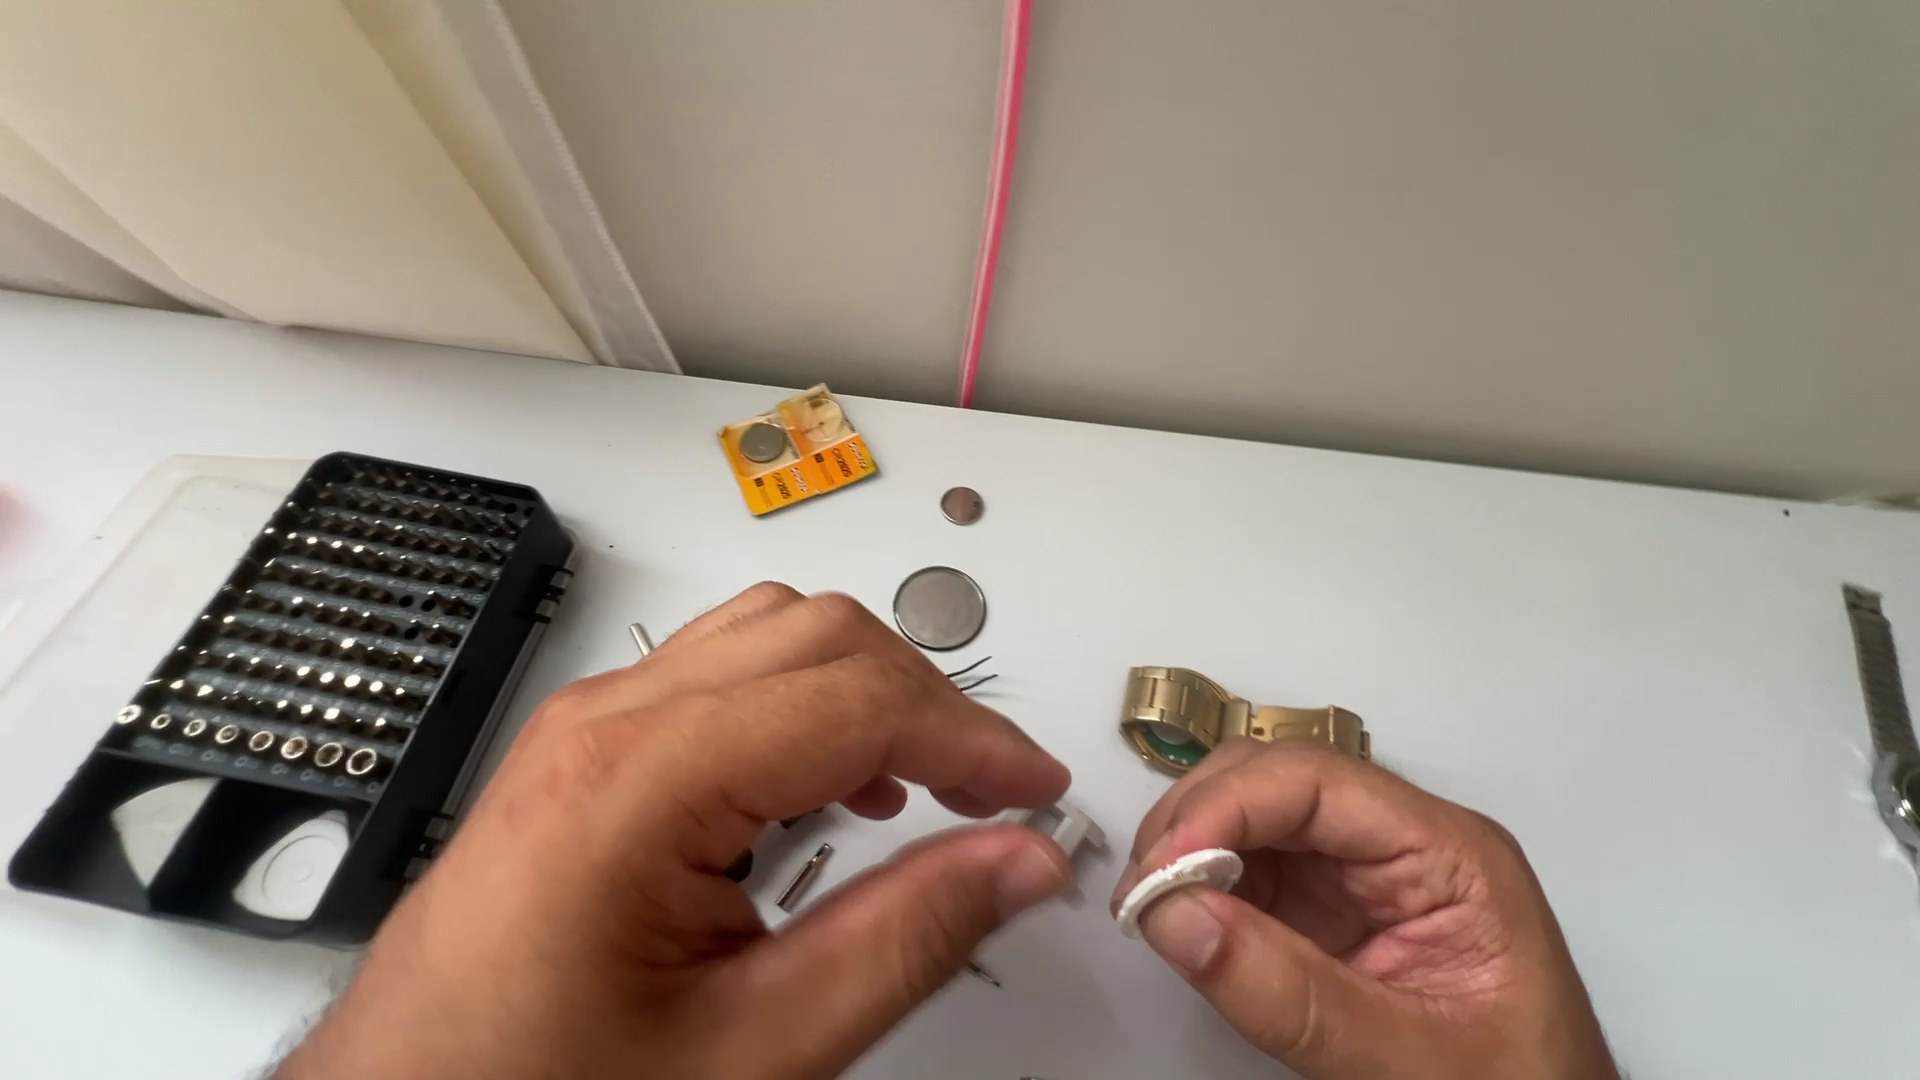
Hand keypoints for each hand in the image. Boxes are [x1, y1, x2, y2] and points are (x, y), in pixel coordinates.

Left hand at [277, 584, 1073, 1079]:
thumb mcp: (754, 1053)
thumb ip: (907, 940)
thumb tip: (1023, 861)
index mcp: (639, 782)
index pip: (855, 702)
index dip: (971, 738)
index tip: (1037, 787)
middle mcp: (613, 717)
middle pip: (825, 637)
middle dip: (931, 703)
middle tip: (994, 788)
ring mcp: (600, 716)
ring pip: (783, 630)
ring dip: (875, 687)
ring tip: (926, 778)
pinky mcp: (601, 737)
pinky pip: (736, 664)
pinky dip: (816, 695)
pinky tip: (837, 776)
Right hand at [1114, 739, 1617, 1079]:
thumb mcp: (1412, 1069)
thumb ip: (1290, 997)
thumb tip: (1166, 915)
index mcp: (1444, 851)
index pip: (1315, 781)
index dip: (1227, 807)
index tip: (1161, 868)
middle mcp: (1392, 835)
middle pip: (1271, 776)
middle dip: (1196, 817)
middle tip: (1144, 890)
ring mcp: (1352, 862)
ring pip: (1245, 805)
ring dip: (1185, 841)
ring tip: (1149, 903)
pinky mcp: (1318, 895)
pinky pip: (1241, 858)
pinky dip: (1195, 875)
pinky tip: (1176, 911)